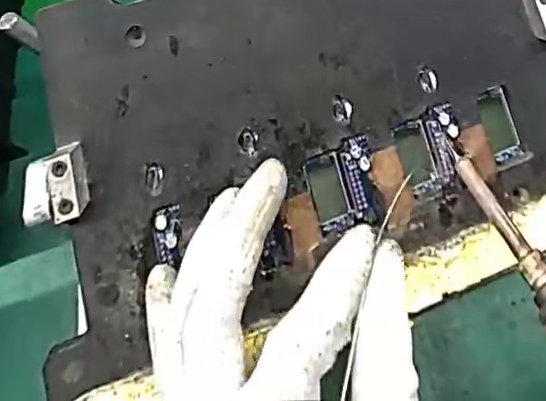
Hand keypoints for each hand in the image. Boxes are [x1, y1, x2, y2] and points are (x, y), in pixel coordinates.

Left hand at [145, 158, 417, 400]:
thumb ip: (385, 367)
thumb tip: (385, 275)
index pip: (302, 339)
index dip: (338, 280)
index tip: (364, 237)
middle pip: (214, 312)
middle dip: (242, 231)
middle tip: (268, 179)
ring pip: (178, 322)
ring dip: (204, 249)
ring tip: (230, 198)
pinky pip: (161, 358)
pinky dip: (164, 309)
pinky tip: (166, 271)